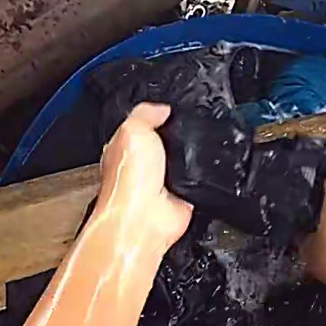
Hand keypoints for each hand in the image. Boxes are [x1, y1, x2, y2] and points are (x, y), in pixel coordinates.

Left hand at [94, 103, 192, 257]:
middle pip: (166, 142)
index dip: (156, 117)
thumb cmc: (127, 180)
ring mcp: (162, 182)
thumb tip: (162, 108)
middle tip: (182, 133)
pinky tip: (196, 172)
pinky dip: (199, 175)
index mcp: (125, 147)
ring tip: (189, 153)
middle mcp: (142, 166)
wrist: (143, 216)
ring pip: (183, 159)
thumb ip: (146, 113)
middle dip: (176, 137)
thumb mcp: (133, 129)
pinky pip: (196, 178)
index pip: (142, 125)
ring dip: (189, 157)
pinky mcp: (181, 195)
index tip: (169, 109)